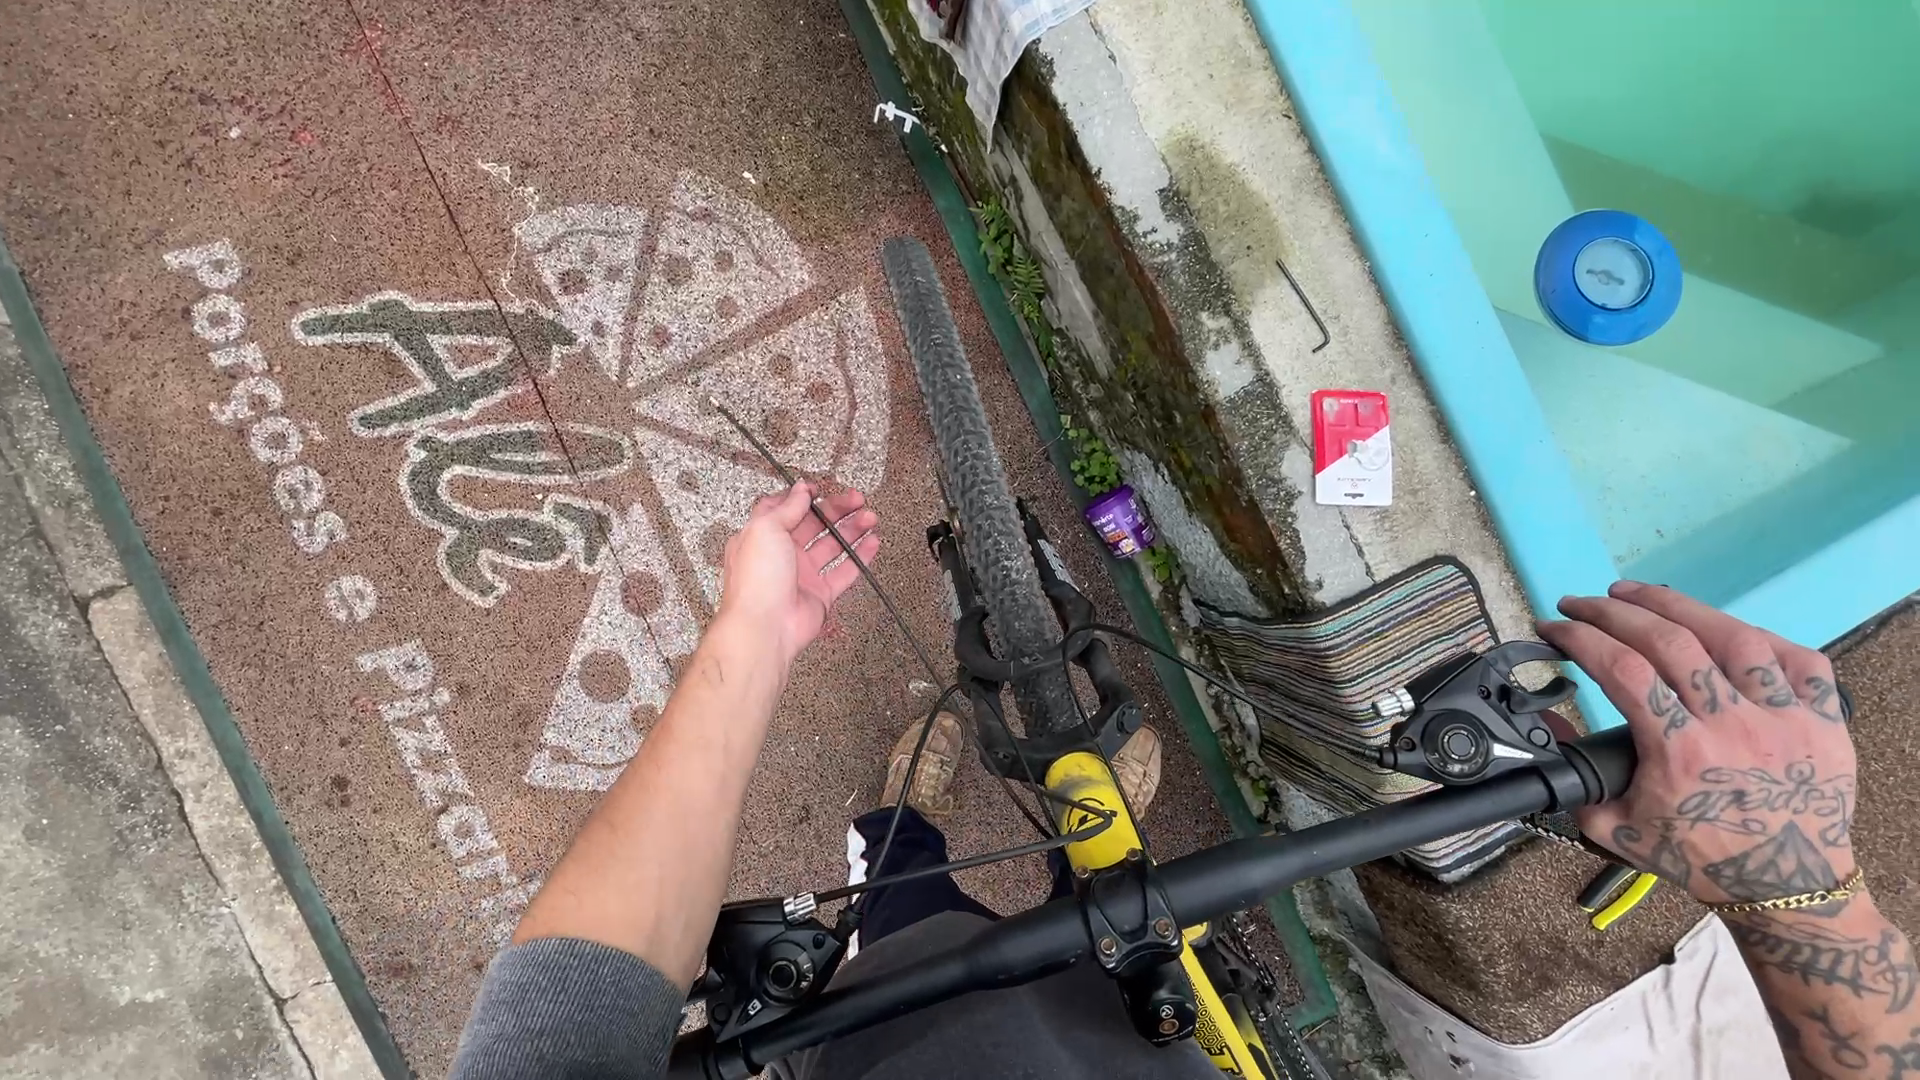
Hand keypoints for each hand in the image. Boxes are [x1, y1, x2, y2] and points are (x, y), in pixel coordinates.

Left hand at [716, 482, 880, 666]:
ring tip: (870, 517)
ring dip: (852, 529)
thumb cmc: (756, 581)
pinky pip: (845, 571)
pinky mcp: (820, 594)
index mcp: (763, 537)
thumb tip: (800, 489)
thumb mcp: (765, 528)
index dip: (803, 497)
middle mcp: (782, 555)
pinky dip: (860, 556)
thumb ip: (787, 507)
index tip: (819, 489)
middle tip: (856, 500)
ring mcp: (802, 575)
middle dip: (836, 509)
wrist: (766, 627)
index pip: (785, 510)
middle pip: (814, 524)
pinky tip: (872, 543)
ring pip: (833, 546)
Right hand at [1538, 581, 1857, 908]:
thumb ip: (1570, 773)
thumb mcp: (1609, 823)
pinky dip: (1754, 634)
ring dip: (1675, 605)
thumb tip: (1547, 722)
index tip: (1550, 628)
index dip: (1578, 637)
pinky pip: (1799, 659)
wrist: (1791, 889)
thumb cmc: (1693, 856)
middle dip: (1612, 611)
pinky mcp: (1827, 723)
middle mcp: (1735, 726)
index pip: (1621, 669)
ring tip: (1636, 593)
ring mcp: (1788, 720)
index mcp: (1680, 751)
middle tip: (1579, 602)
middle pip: (1669, 641)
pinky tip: (1717, 627)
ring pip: (1732, 636)